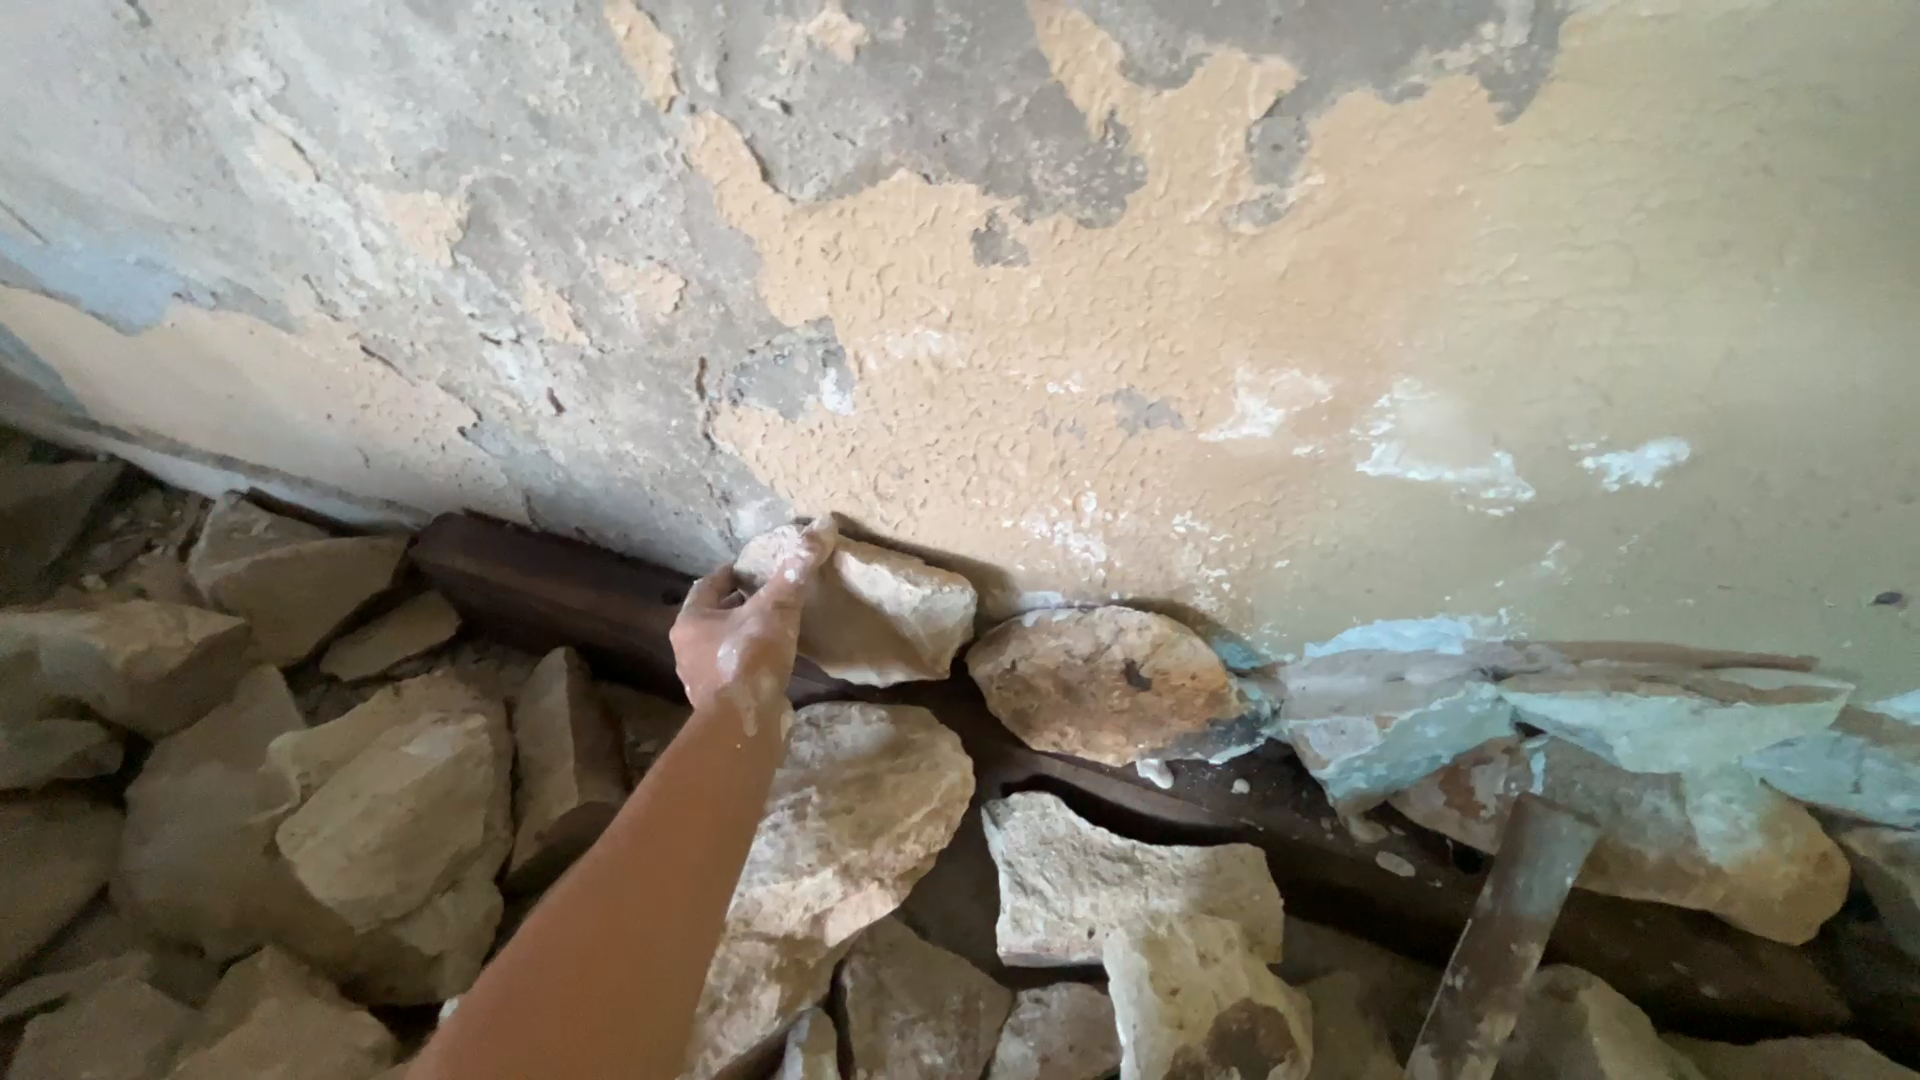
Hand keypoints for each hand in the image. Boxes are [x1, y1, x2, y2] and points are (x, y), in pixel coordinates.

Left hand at [670, 516, 837, 723]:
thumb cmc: (750, 657)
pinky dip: (751, 661)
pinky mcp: (719, 701)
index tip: (752, 567)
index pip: (708, 585)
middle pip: (713, 616)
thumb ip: (796, 570)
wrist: (744, 721)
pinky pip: (734, 671)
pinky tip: (774, 660)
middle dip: (738, 604)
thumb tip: (822, 524)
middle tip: (768, 595)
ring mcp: (701, 678)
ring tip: (774, 626)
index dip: (731, 573)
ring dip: (743, 634)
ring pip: (722, 645)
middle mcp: (687, 648)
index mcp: (691, 621)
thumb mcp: (777, 606)